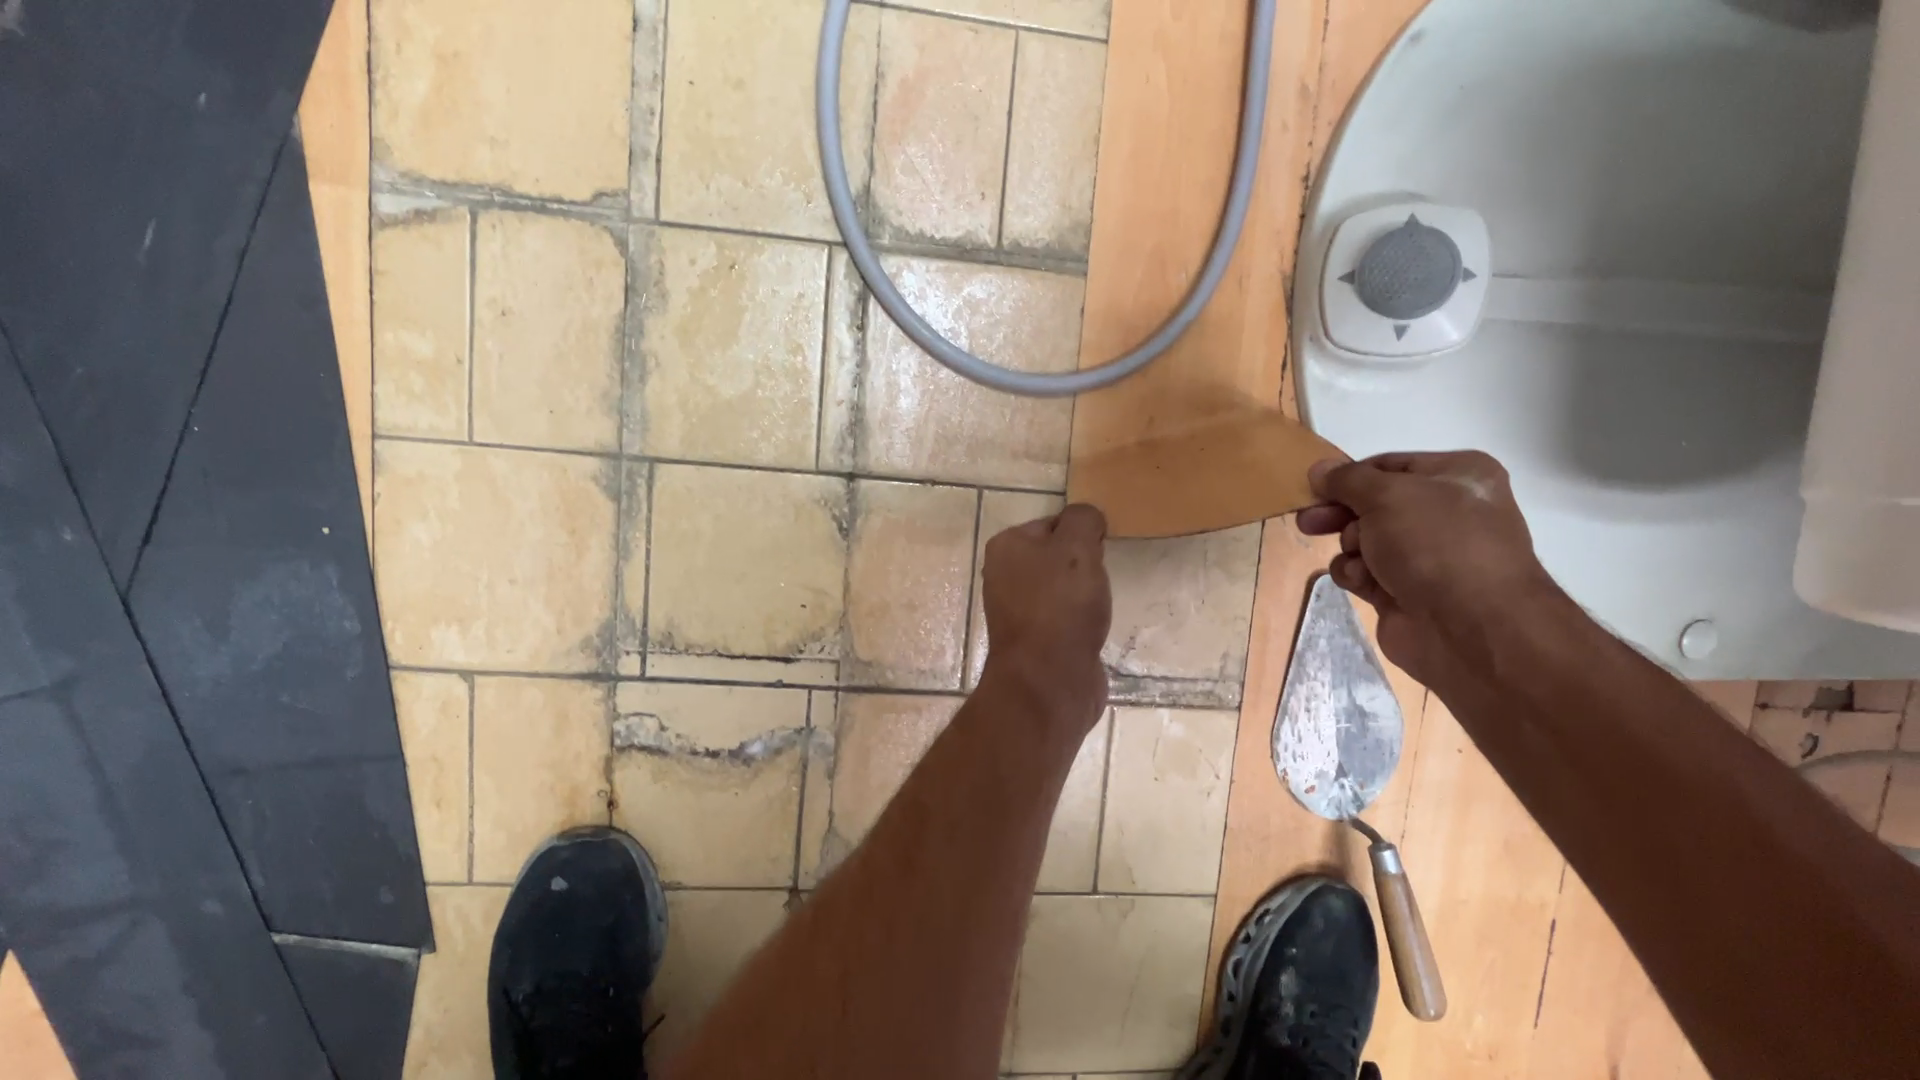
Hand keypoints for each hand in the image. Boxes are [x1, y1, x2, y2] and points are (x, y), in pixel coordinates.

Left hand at [979, 504, 1112, 730]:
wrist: (1049, 679)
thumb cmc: (1061, 605)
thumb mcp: (1077, 546)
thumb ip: (1084, 520)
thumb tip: (1087, 518)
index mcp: (1006, 546)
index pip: (1052, 522)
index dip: (1082, 533)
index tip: (1100, 550)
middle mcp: (1003, 575)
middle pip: (1057, 555)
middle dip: (1084, 565)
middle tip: (1099, 579)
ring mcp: (1016, 611)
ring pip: (1061, 588)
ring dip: (1084, 595)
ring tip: (1097, 606)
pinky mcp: (1033, 641)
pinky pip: (1064, 618)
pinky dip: (1080, 621)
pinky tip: (1091, 629)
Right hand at [1296, 451, 1566, 689]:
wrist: (1469, 627)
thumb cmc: (1435, 543)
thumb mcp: (1386, 495)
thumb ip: (1347, 479)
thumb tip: (1319, 468)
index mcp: (1457, 475)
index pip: (1389, 466)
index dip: (1349, 476)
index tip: (1314, 487)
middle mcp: (1446, 512)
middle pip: (1373, 504)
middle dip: (1340, 513)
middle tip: (1308, 521)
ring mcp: (1426, 555)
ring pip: (1364, 540)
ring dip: (1351, 547)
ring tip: (1360, 559)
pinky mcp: (1405, 591)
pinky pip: (1364, 573)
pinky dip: (1357, 575)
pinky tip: (1365, 583)